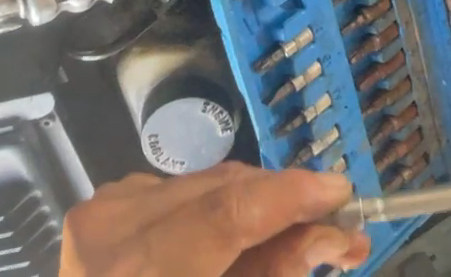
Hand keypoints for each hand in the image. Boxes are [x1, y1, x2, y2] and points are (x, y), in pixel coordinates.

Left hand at [61, 162, 372, 275]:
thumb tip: (327, 236)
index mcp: (141, 270)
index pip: (226, 212)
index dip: (287, 197)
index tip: (340, 191)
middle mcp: (116, 226)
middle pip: (221, 189)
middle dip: (285, 202)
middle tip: (342, 228)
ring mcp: (108, 206)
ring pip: (205, 183)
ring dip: (256, 202)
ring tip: (301, 232)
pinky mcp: (109, 199)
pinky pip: (181, 189)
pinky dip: (218, 206)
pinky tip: (242, 233)